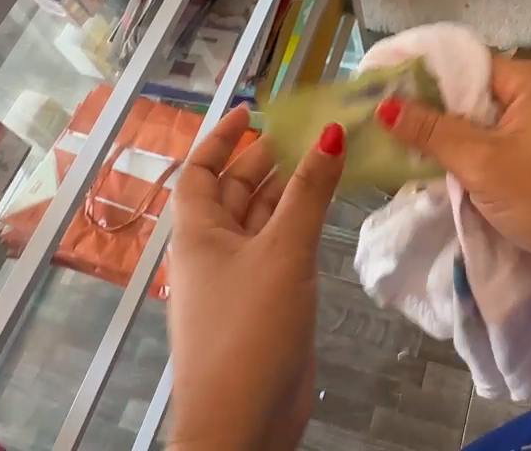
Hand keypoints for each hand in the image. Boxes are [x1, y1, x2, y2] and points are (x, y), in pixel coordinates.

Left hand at [164, 105, 344, 450]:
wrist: (244, 424)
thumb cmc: (250, 327)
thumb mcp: (284, 250)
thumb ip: (310, 191)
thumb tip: (332, 132)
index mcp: (198, 234)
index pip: (199, 171)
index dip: (222, 137)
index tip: (252, 110)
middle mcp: (212, 250)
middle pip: (233, 190)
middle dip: (264, 159)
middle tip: (305, 132)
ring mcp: (237, 279)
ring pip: (259, 218)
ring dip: (286, 189)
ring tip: (323, 158)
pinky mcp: (262, 303)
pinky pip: (277, 247)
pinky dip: (297, 223)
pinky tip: (324, 209)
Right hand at [375, 54, 530, 289]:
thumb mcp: (483, 164)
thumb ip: (432, 131)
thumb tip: (383, 105)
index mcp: (527, 79)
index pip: (461, 61)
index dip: (418, 72)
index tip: (375, 84)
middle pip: (466, 89)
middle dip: (426, 105)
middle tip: (375, 116)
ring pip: (475, 118)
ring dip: (442, 132)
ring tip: (391, 138)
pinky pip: (488, 140)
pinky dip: (462, 150)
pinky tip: (429, 161)